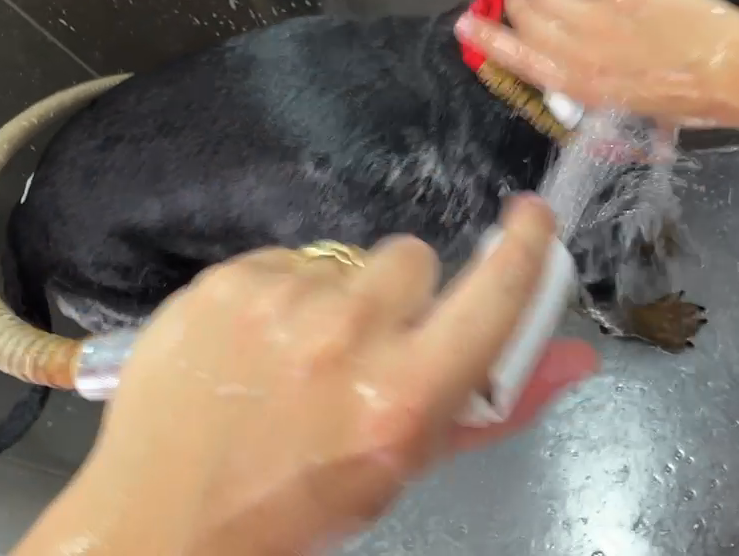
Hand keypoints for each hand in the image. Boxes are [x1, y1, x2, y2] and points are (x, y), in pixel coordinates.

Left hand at [13, 198, 597, 555]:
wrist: (157, 527)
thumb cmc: (303, 502)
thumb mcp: (408, 466)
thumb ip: (501, 406)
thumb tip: (581, 355)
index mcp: (401, 396)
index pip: (493, 296)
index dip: (524, 248)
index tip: (533, 213)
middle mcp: (346, 336)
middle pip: (411, 256)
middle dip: (401, 291)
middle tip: (365, 341)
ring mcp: (279, 301)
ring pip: (347, 257)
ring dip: (338, 293)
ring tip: (296, 352)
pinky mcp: (226, 280)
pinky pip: (287, 259)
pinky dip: (281, 292)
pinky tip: (251, 344)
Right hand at [455, 0, 738, 127]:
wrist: (734, 76)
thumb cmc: (690, 100)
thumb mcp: (631, 106)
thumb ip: (596, 85)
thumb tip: (573, 65)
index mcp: (582, 88)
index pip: (520, 60)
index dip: (490, 38)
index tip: (467, 22)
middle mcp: (581, 53)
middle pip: (529, 18)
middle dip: (516, 0)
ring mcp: (602, 19)